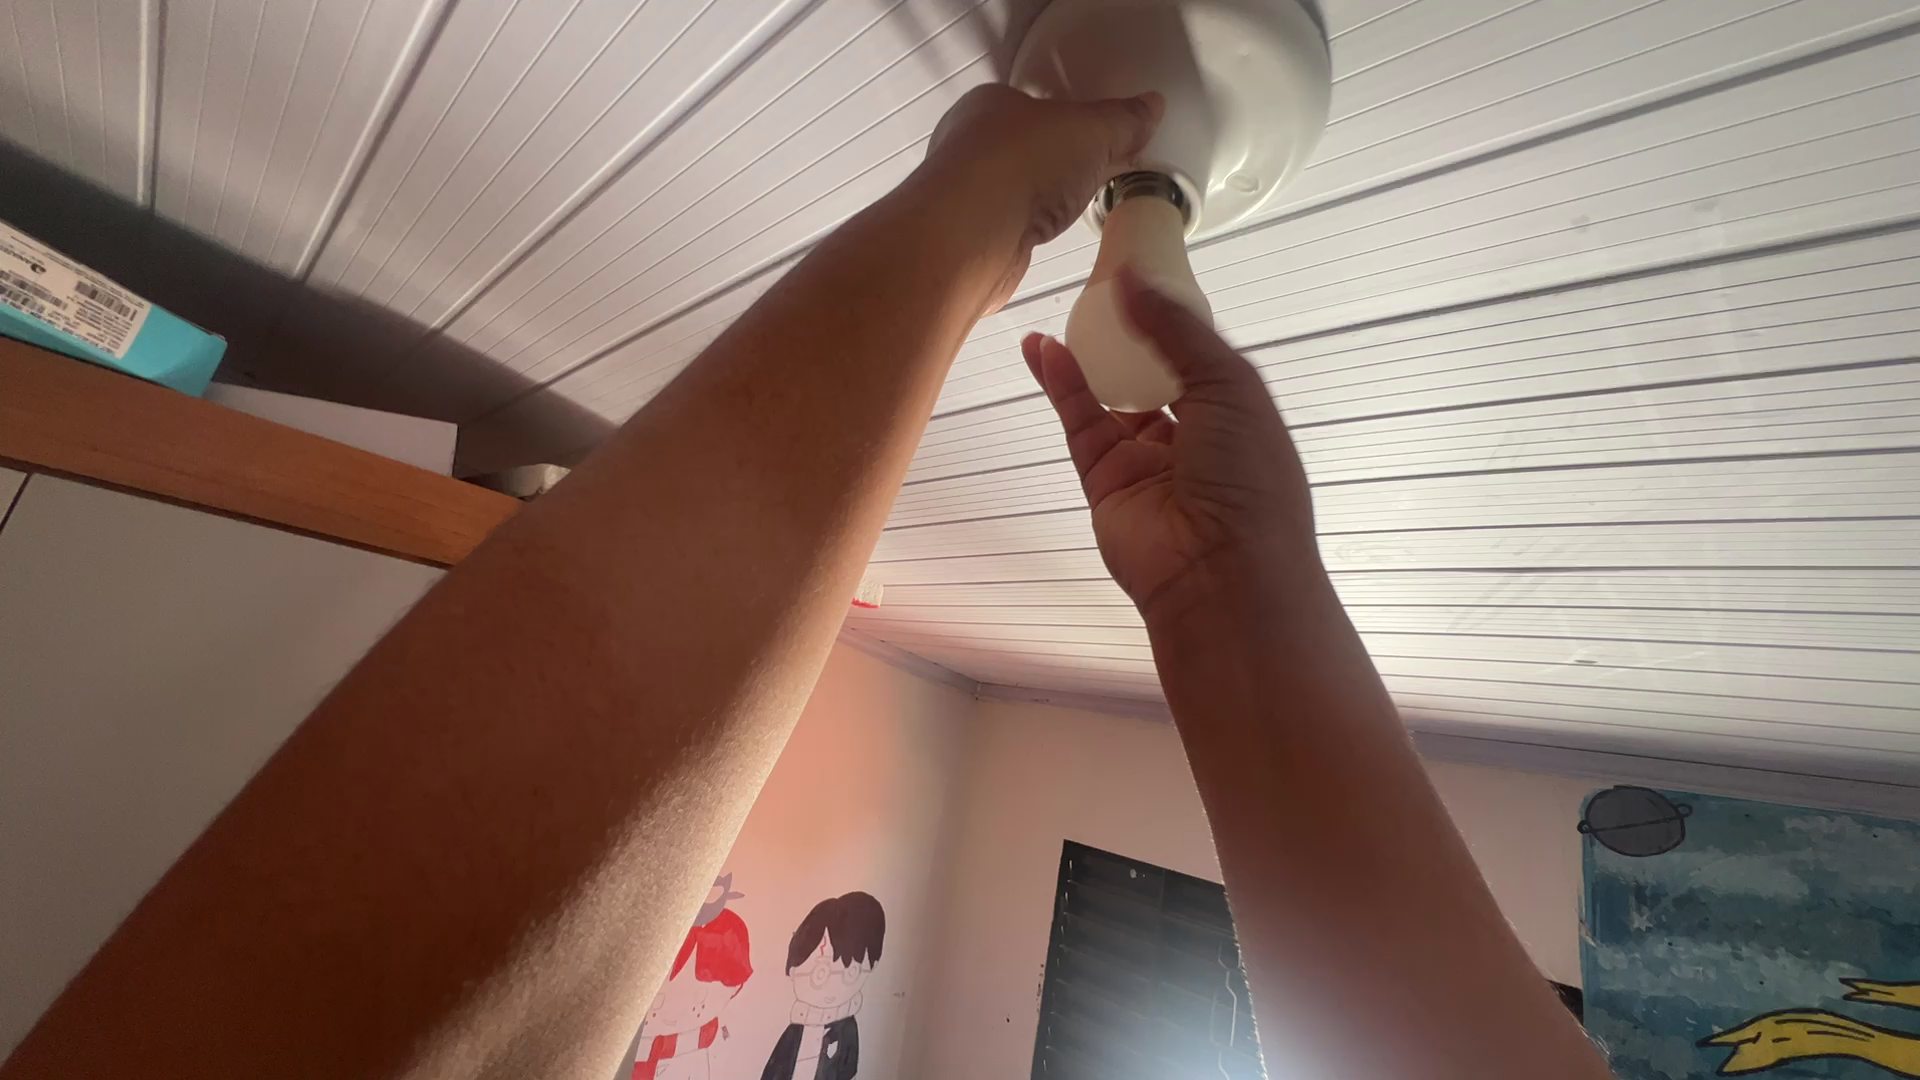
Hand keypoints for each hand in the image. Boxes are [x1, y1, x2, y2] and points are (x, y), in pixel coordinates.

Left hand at [927, 84, 1161, 311]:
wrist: (976, 235)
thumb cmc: (1018, 165)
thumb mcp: (1090, 131)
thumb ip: (1122, 121)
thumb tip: (1148, 109)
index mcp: (988, 106)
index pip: (1028, 108)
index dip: (1059, 122)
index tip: (1085, 138)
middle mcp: (966, 150)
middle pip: (1015, 154)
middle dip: (1047, 167)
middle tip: (1081, 178)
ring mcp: (963, 200)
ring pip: (1006, 197)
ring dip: (1033, 205)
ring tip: (1063, 212)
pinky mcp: (969, 244)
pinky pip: (1003, 235)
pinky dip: (1022, 237)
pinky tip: (1036, 241)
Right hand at [1022, 270, 1321, 618]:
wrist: (1217, 571)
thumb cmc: (1246, 474)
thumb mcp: (1227, 383)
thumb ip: (1176, 329)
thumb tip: (1132, 276)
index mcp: (1234, 412)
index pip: (1196, 357)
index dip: (1168, 321)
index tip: (1138, 282)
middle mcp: (1190, 437)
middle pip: (1149, 377)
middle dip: (1124, 340)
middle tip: (1095, 297)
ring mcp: (1144, 462)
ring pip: (1108, 400)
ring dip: (1085, 359)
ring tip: (1061, 317)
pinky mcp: (1103, 481)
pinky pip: (1081, 425)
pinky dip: (1062, 387)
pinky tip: (1044, 350)